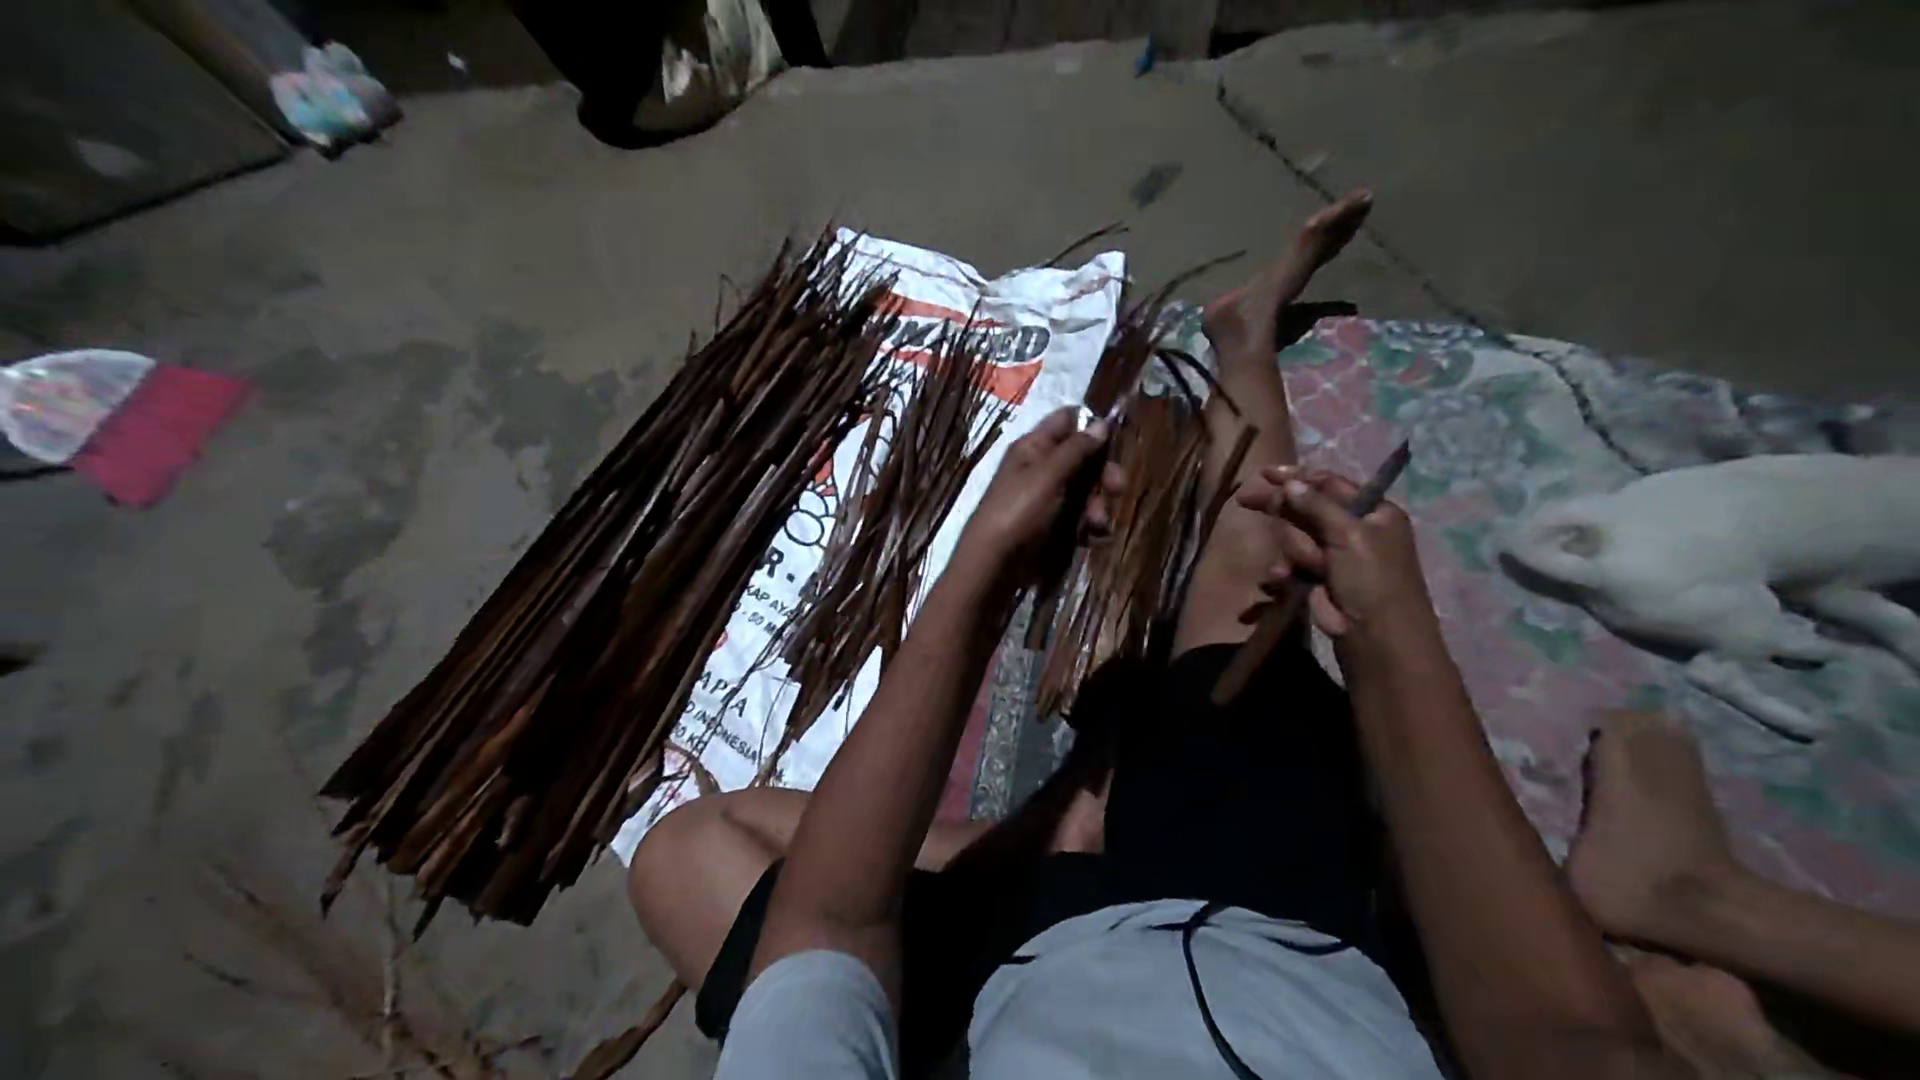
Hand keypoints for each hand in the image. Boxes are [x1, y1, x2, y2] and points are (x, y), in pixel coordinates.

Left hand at [955, 406, 1122, 576]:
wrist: (995, 562)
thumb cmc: (1017, 511)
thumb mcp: (1046, 475)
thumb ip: (1076, 449)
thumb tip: (1102, 423)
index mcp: (1035, 447)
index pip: (1067, 421)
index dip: (1091, 426)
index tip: (1114, 438)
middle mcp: (1043, 468)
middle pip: (1085, 459)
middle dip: (1104, 473)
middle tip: (1117, 488)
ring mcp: (1050, 498)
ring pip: (1088, 491)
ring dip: (1098, 506)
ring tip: (1096, 523)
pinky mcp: (1056, 525)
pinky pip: (1083, 518)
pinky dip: (1091, 527)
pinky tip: (1094, 537)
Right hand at [1233, 465, 1436, 643]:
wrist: (1377, 638)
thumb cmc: (1372, 580)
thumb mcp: (1349, 535)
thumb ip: (1317, 505)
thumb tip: (1289, 482)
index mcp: (1373, 512)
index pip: (1329, 484)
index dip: (1297, 477)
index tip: (1264, 474)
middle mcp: (1354, 529)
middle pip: (1306, 509)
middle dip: (1284, 513)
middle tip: (1245, 501)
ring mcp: (1335, 556)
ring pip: (1295, 538)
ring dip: (1293, 550)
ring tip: (1306, 569)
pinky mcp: (1319, 580)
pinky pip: (1291, 565)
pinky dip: (1285, 570)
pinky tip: (1281, 578)